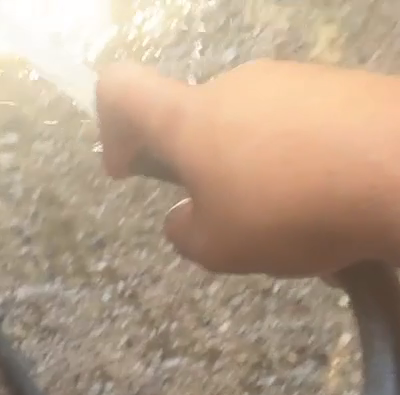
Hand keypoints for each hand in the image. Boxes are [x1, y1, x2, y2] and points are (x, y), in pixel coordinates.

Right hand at [98, 60, 399, 276]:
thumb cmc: (291, 210)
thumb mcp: (210, 246)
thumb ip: (182, 228)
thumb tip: (189, 212)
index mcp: (189, 119)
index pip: (122, 90)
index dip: (110, 125)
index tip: (128, 167)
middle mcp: (240, 86)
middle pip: (192, 114)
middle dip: (191, 160)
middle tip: (211, 205)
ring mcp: (301, 80)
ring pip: (247, 121)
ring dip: (245, 162)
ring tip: (275, 209)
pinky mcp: (352, 86)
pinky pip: (299, 123)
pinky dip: (295, 159)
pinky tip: (320, 196)